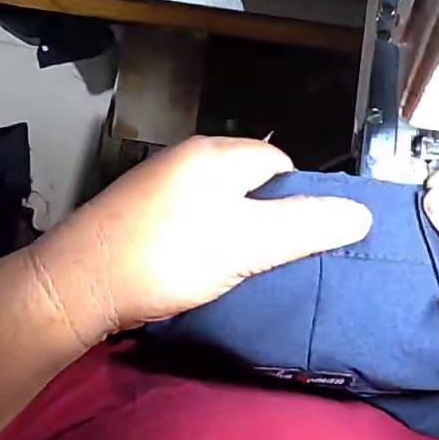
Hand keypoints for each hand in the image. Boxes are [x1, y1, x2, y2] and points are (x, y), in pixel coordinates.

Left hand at [26, 137, 372, 348]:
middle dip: (264, 214)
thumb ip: (306, 227)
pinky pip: (192, 210)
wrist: (76, 285)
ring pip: (221, 197)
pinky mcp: (140, 205)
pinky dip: (204, 232)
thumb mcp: (248, 244)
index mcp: (218, 154)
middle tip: (263, 255)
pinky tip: (195, 260)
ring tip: (231, 262)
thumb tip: (362, 214)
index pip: (281, 164)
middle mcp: (189, 155)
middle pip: (251, 179)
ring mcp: (160, 179)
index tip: (290, 240)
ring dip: (234, 225)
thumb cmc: (168, 258)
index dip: (295, 200)